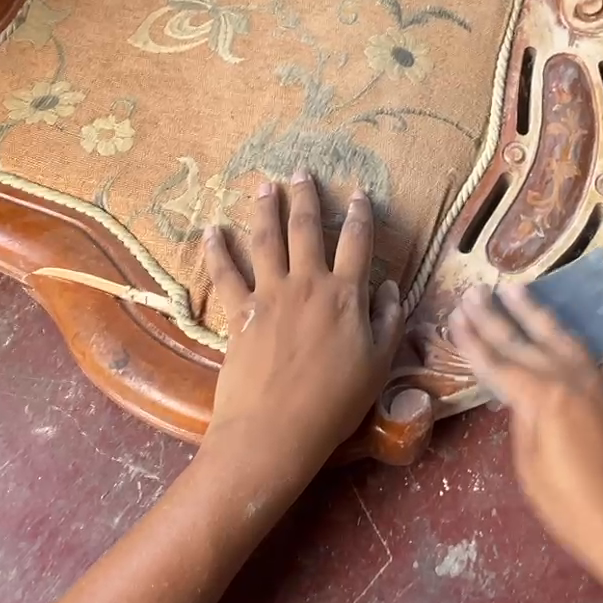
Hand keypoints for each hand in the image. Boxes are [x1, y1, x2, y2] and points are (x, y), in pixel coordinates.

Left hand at [200, 170, 404, 488]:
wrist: (275, 430)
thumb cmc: (335, 403)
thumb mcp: (378, 365)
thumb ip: (388, 320)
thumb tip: (391, 286)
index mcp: (345, 295)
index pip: (357, 242)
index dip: (360, 214)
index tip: (359, 192)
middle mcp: (307, 284)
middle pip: (306, 229)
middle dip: (306, 197)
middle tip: (301, 171)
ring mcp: (269, 295)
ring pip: (266, 240)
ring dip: (265, 208)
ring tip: (264, 184)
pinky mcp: (238, 313)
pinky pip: (224, 274)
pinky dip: (217, 250)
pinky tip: (212, 230)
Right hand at [449, 285, 602, 584]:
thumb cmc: (573, 509)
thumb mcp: (530, 468)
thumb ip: (522, 420)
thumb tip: (519, 395)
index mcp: (542, 398)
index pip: (498, 362)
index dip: (473, 340)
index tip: (455, 315)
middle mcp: (571, 378)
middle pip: (525, 341)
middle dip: (496, 316)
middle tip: (475, 292)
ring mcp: (601, 379)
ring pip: (562, 336)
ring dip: (536, 312)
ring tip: (516, 288)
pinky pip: (596, 354)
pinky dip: (578, 340)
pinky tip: (569, 330)